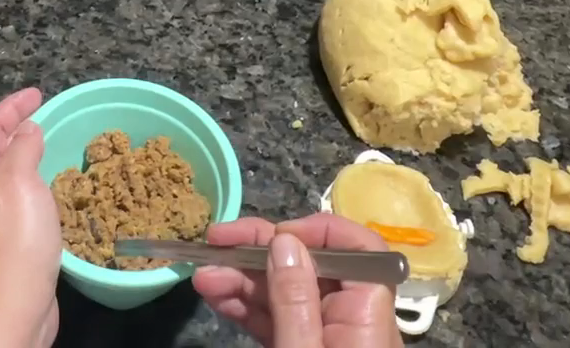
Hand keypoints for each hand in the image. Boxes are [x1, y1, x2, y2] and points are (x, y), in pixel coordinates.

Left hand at [0, 88, 60, 347]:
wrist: (11, 309)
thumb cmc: (15, 239)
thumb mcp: (20, 181)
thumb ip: (23, 148)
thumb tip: (27, 130)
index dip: (12, 106)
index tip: (37, 92)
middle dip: (15, 126)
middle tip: (42, 112)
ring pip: (4, 173)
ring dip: (24, 153)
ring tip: (47, 142)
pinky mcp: (4, 242)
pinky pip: (16, 196)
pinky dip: (31, 180)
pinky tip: (47, 188)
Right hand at [192, 213, 399, 347]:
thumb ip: (294, 300)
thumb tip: (283, 238)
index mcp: (367, 316)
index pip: (359, 249)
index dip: (317, 231)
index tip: (276, 235)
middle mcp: (351, 320)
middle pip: (309, 266)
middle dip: (258, 251)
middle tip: (214, 244)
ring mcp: (326, 337)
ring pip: (286, 292)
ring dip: (242, 279)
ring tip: (202, 276)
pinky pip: (278, 319)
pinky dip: (247, 306)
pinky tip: (217, 296)